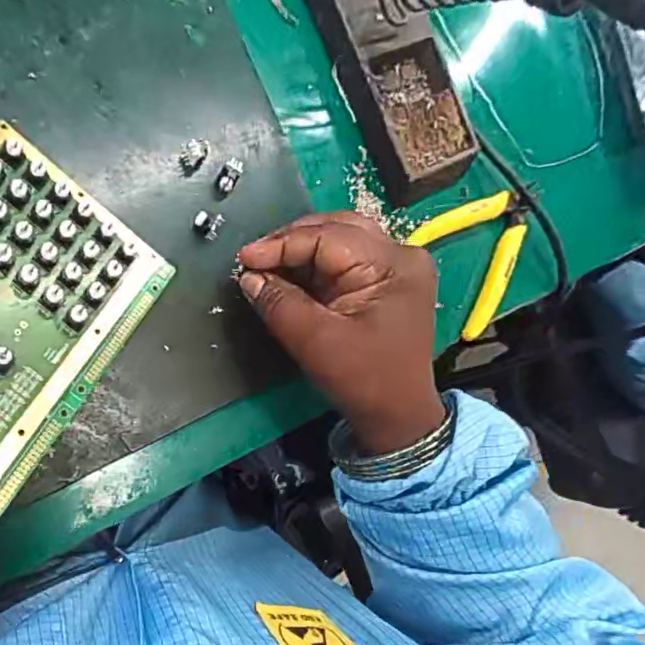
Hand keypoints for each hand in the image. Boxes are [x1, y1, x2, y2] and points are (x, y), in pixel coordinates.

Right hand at [238, 212, 446, 455]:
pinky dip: (313, 266)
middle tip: (253, 259)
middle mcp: (400, 255)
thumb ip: (280, 305)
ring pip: (340, 241)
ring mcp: (395, 268)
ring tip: (266, 265)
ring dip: (300, 251)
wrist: (395, 415)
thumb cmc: (361, 380)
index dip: (281, 244)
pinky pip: (344, 262)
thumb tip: (249, 278)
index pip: (329, 236)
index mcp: (392, 265)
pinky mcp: (384, 284)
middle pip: (337, 229)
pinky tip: (288, 276)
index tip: (244, 259)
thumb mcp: (315, 343)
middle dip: (291, 241)